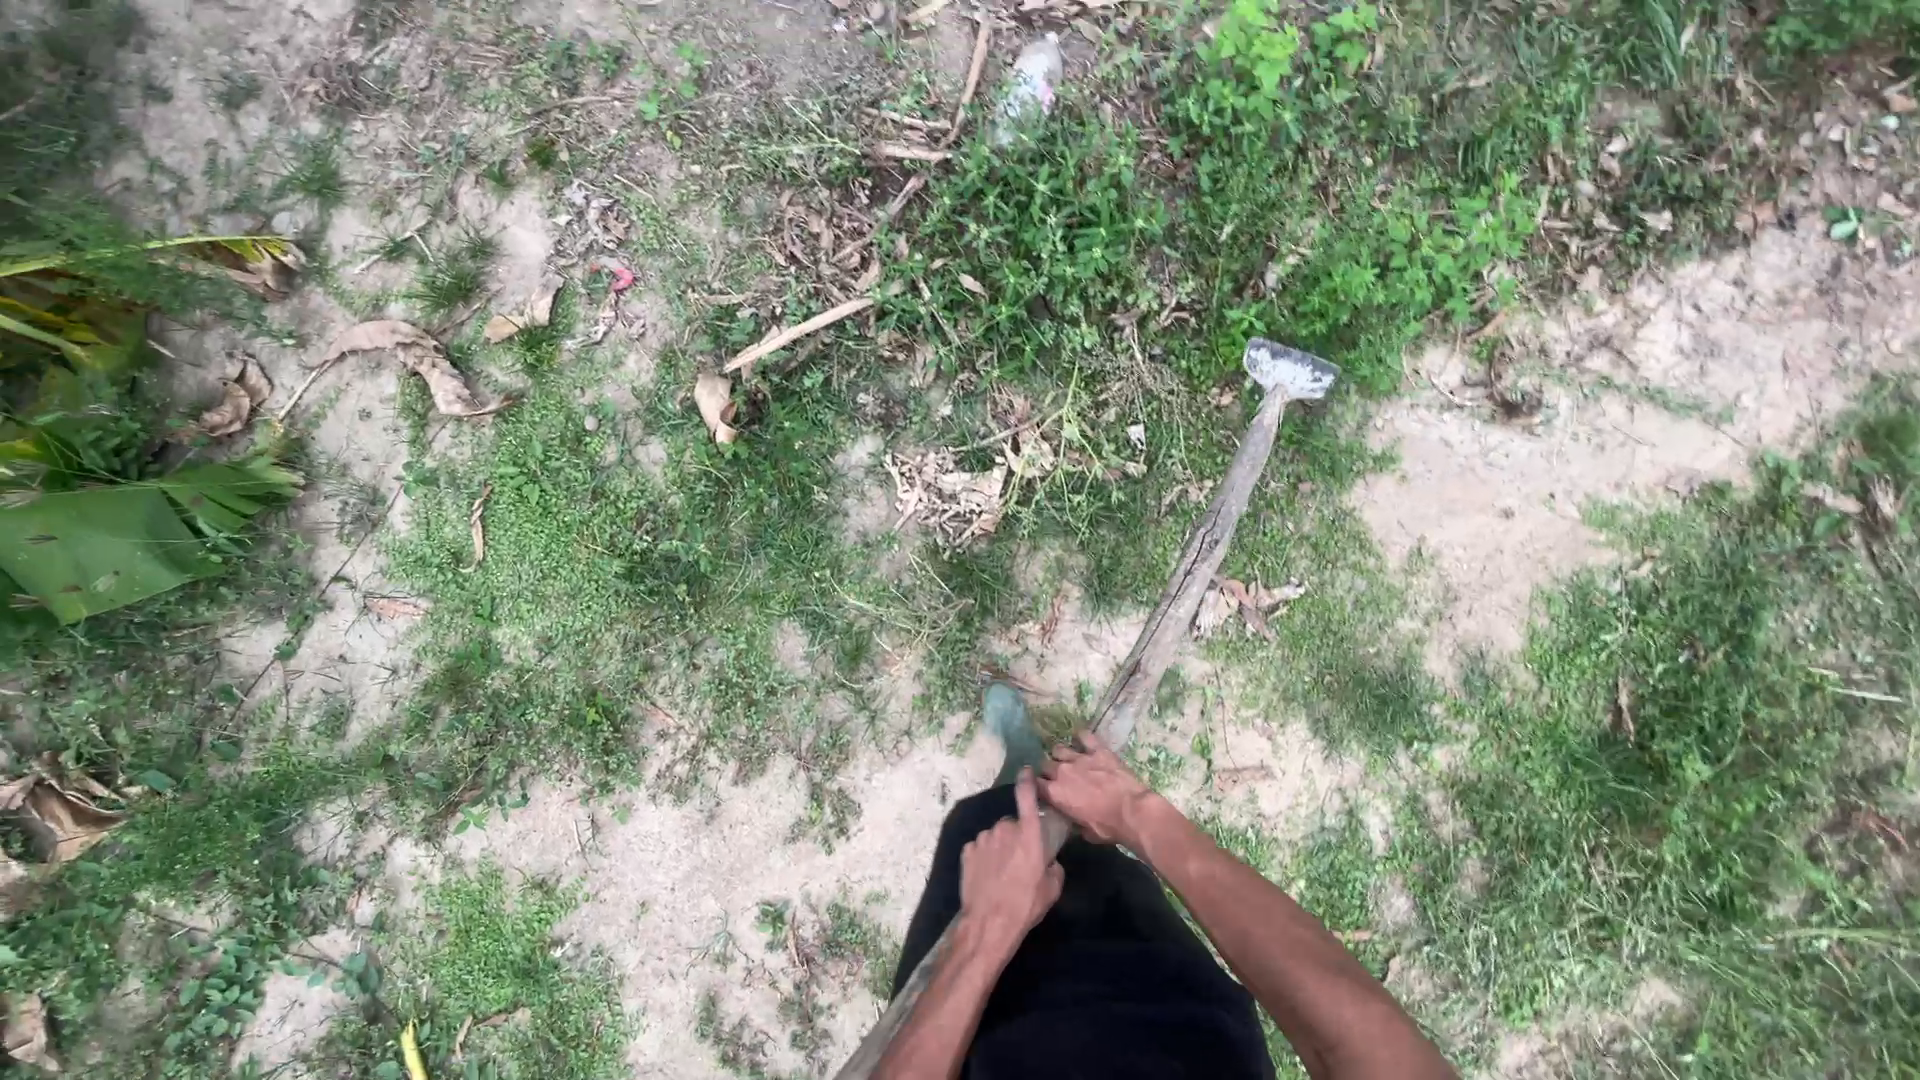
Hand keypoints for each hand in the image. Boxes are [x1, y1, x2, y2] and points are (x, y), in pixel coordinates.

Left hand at [958, 768, 1063, 958]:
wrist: (989, 923)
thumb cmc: (1025, 905)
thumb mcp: (1052, 889)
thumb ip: (1054, 867)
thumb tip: (1050, 861)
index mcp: (1029, 835)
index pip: (1027, 798)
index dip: (1027, 782)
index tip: (1026, 770)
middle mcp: (1005, 829)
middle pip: (1011, 824)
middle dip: (1016, 836)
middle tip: (1019, 860)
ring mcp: (983, 838)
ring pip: (994, 836)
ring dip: (999, 847)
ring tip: (1002, 872)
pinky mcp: (967, 850)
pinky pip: (979, 848)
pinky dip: (983, 857)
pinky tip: (987, 875)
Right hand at [1037, 731, 1162, 847]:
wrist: (1131, 811)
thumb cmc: (1106, 827)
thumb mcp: (1082, 831)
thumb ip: (1070, 818)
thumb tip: (1068, 815)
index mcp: (1055, 793)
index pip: (1035, 784)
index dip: (1038, 786)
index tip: (1043, 789)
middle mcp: (1062, 771)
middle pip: (1045, 764)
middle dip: (1048, 770)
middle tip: (1056, 776)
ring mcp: (1080, 758)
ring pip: (1059, 748)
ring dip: (1061, 754)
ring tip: (1068, 759)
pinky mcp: (1098, 750)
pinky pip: (1085, 736)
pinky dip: (1082, 737)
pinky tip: (1082, 739)